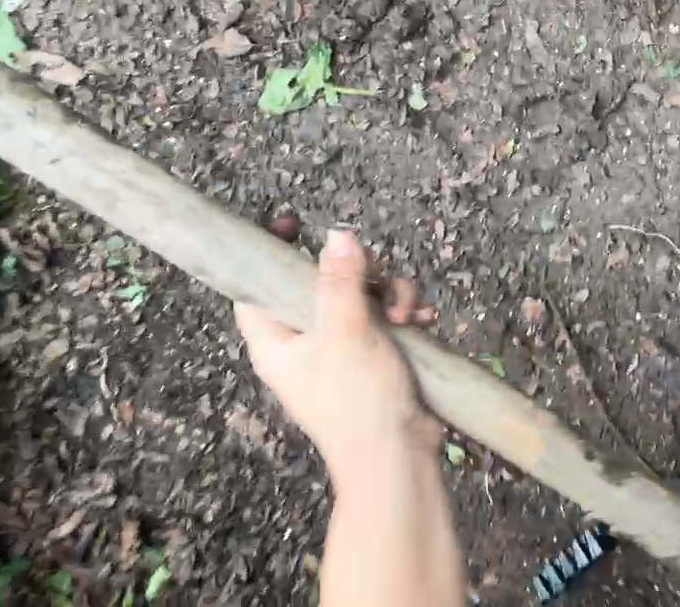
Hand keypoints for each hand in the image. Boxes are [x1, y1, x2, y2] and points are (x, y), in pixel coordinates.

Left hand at [234, 230, 436, 486]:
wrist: (397, 457)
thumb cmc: (358, 399)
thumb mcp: (346, 332)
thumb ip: (340, 281)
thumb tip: (338, 234)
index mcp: (277, 342)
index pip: (256, 287)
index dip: (268, 253)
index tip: (291, 223)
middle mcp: (306, 342)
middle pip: (323, 282)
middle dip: (361, 275)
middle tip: (379, 281)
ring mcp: (342, 349)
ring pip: (363, 295)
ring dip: (392, 294)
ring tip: (409, 315)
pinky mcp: (375, 355)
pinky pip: (388, 316)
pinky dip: (406, 313)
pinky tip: (424, 321)